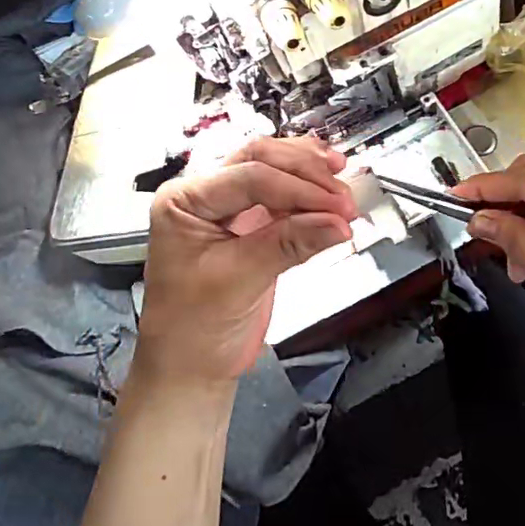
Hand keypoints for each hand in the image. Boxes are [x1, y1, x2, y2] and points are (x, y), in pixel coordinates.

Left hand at [139, 137, 356, 383]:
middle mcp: (201, 194)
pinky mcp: (247, 223)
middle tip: (342, 197)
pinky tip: (328, 195)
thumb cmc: (191, 328)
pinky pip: (280, 196)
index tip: (334, 208)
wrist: (189, 366)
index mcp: (183, 200)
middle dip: (305, 173)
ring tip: (342, 187)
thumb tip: (334, 222)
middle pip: (259, 159)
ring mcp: (226, 207)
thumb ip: (288, 245)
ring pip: (271, 169)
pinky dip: (307, 195)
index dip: (297, 188)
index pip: (248, 176)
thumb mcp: (239, 281)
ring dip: (309, 175)